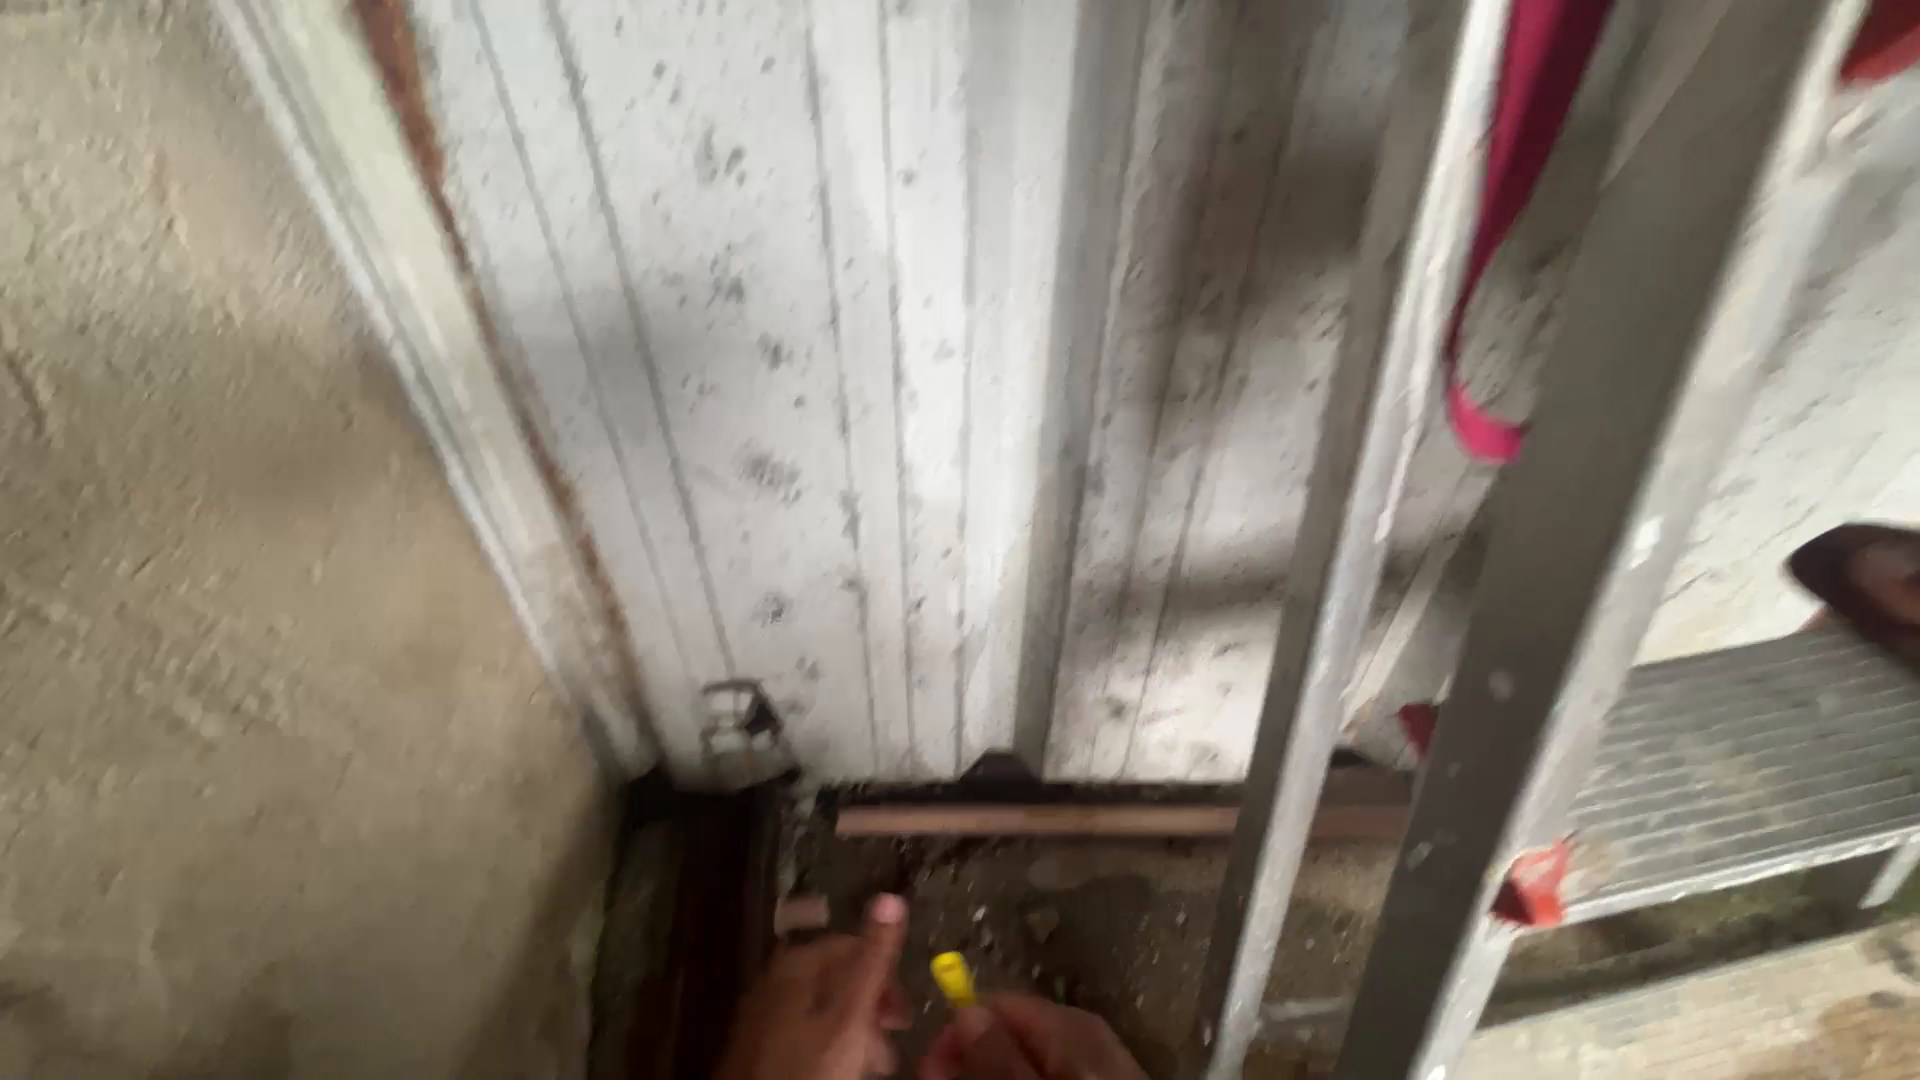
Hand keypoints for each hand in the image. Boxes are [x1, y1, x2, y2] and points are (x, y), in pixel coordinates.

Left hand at [717, 894, 909, 1079]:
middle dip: (871, 1004)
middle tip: (893, 1035)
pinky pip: (803, 1030)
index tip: (903, 1010)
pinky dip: (828, 1041)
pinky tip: (841, 1063)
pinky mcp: (757, 1045)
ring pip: (821, 1007)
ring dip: (854, 1027)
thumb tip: (890, 897)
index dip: (885, 974)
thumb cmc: (809, 1067)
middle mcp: (775, 978)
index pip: (851, 945)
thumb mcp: (850, 1013)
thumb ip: (873, 958)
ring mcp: (763, 1012)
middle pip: (836, 977)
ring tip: (874, 1059)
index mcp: (796, 963)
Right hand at [920, 994, 1146, 1079]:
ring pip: (1030, 1063)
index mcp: (1071, 1028)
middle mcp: (1086, 1039)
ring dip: (996, 1076)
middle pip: (1013, 1034)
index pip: (1000, 1004)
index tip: (927, 1068)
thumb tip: (966, 1010)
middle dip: (974, 1061)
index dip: (958, 1031)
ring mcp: (1099, 1068)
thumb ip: (999, 1056)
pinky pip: (1051, 1076)